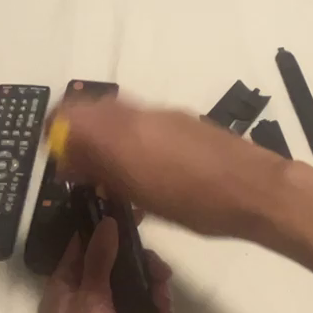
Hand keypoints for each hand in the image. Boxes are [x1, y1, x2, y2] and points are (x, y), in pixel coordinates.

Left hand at [38, 216, 172, 312]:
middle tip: (161, 271)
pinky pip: (135, 307)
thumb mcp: (92, 300)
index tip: (137, 215)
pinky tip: (163, 312)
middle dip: (139, 263)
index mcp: (64, 283)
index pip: (86, 241)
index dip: (109, 225)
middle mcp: (79, 293)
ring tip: (164, 299)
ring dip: (149, 285)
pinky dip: (149, 305)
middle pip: (113, 262)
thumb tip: (107, 220)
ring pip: (127, 284)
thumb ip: (100, 259)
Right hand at [54, 98, 294, 238]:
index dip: (56, 132)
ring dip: (106, 134)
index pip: (71, 114)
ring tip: (112, 171)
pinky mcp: (184, 119)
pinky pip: (142, 119)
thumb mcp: (143, 198)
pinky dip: (130, 136)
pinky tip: (143, 167)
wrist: (256, 188)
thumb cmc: (198, 204)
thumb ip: (104, 174)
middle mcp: (140, 114)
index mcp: (124, 133)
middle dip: (80, 133)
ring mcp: (164, 114)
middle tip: (80, 166)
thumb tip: (72, 162)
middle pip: (93, 108)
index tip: (57, 157)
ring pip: (119, 113)